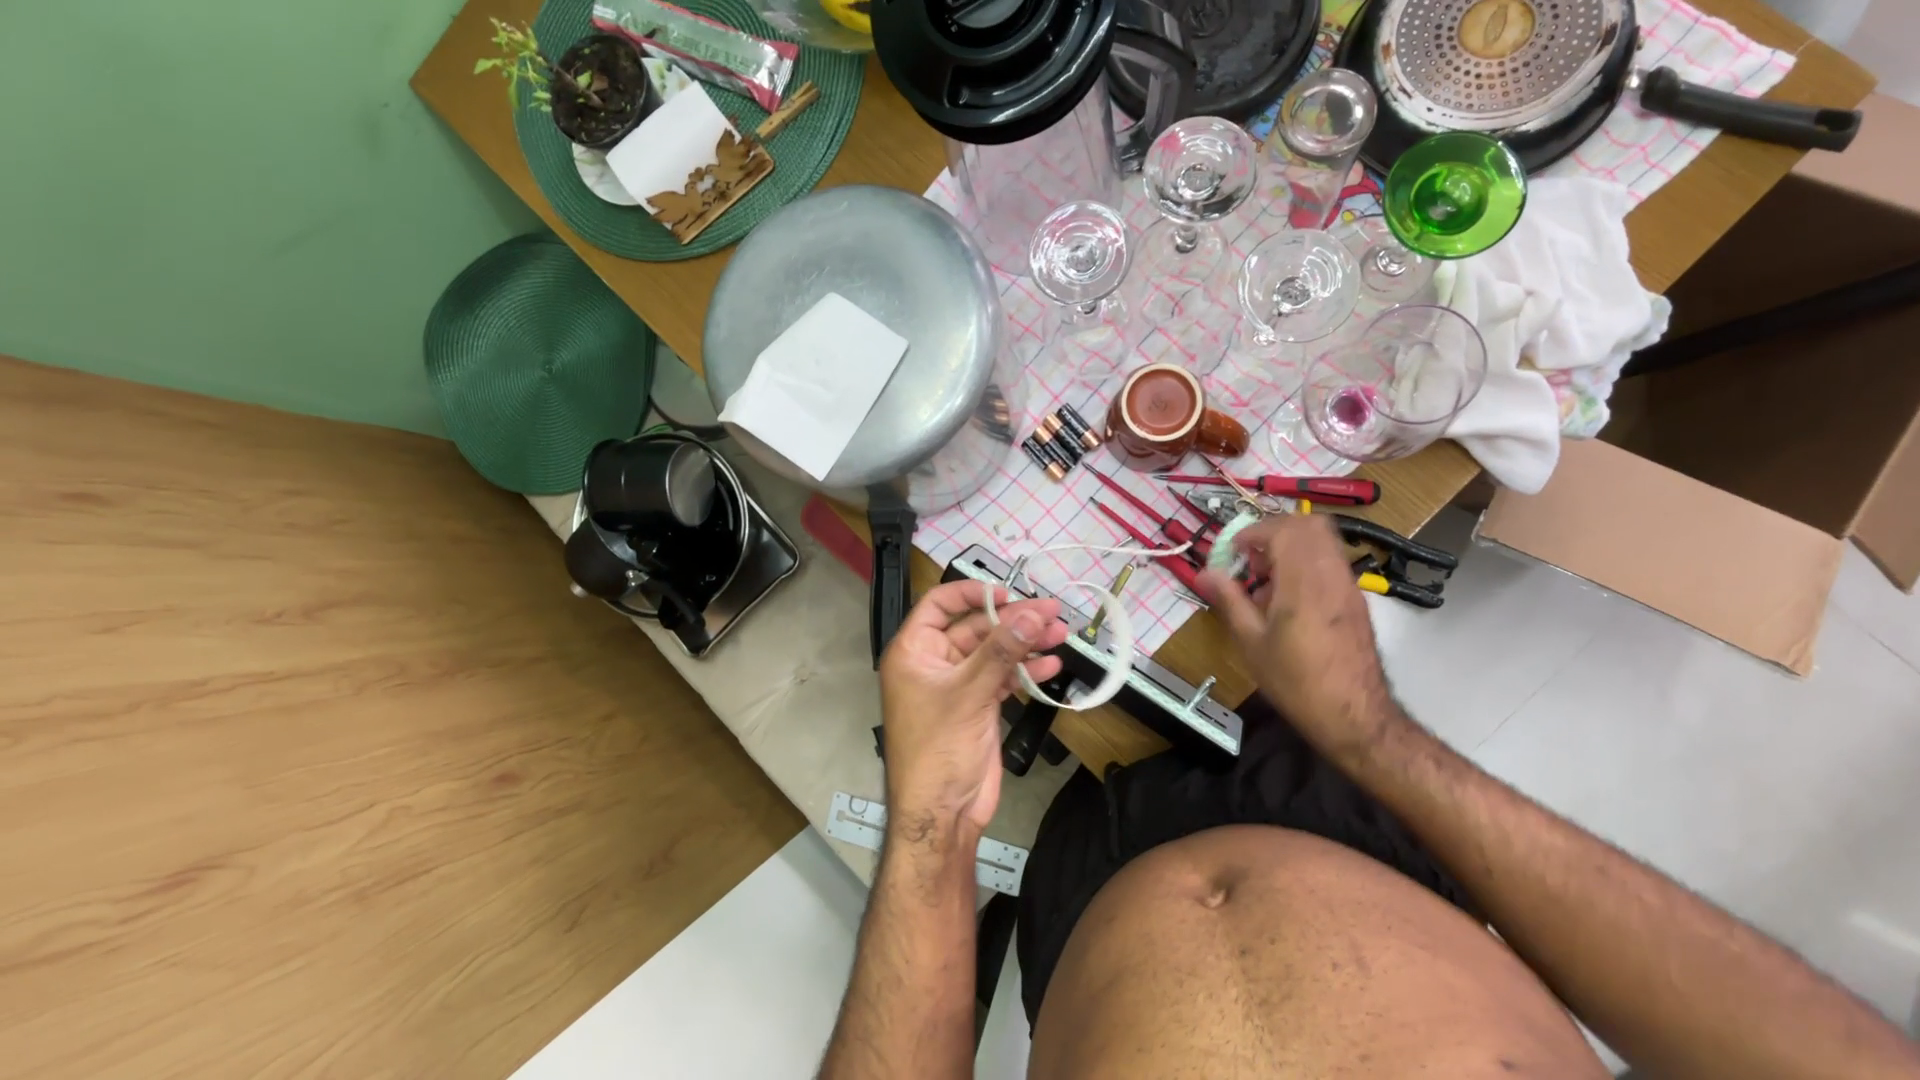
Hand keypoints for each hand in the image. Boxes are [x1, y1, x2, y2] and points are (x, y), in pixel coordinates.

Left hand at [877, 581, 1068, 837]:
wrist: (942, 812)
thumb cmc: (938, 748)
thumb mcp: (968, 693)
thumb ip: (1001, 651)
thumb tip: (1032, 613)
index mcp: (914, 652)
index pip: (938, 606)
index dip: (970, 593)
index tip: (1006, 593)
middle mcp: (934, 663)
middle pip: (975, 628)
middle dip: (1013, 621)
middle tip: (1052, 612)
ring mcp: (958, 686)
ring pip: (994, 653)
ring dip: (1025, 645)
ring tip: (1061, 635)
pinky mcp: (978, 706)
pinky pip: (1003, 679)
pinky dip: (1025, 672)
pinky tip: (1050, 666)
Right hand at [1196, 515, 1401, 762]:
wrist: (1353, 714)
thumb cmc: (1295, 681)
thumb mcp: (1251, 643)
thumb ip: (1229, 600)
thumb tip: (1204, 573)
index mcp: (1303, 581)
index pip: (1282, 530)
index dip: (1253, 533)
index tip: (1233, 553)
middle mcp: (1331, 574)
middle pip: (1308, 524)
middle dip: (1274, 532)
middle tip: (1253, 562)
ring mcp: (1349, 585)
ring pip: (1323, 540)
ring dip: (1292, 547)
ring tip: (1269, 582)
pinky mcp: (1356, 599)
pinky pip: (1331, 561)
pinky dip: (1307, 564)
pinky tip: (1290, 600)